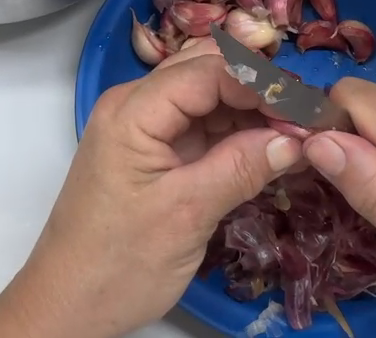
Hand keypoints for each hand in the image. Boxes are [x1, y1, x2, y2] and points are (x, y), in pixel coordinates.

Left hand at [0, 41, 301, 337]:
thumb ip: (240, 168)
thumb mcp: (186, 214)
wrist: (68, 303)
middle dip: (256, 89)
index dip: (257, 82)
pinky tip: (269, 147)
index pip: (205, 71)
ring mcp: (143, 127)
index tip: (305, 104)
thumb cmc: (119, 262)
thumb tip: (295, 138)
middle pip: (204, 74)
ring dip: (249, 110)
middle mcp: (135, 105)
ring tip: (298, 130)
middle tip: (307, 114)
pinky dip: (234, 133)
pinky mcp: (152, 151)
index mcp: (133, 109)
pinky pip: (199, 126)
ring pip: (205, 98)